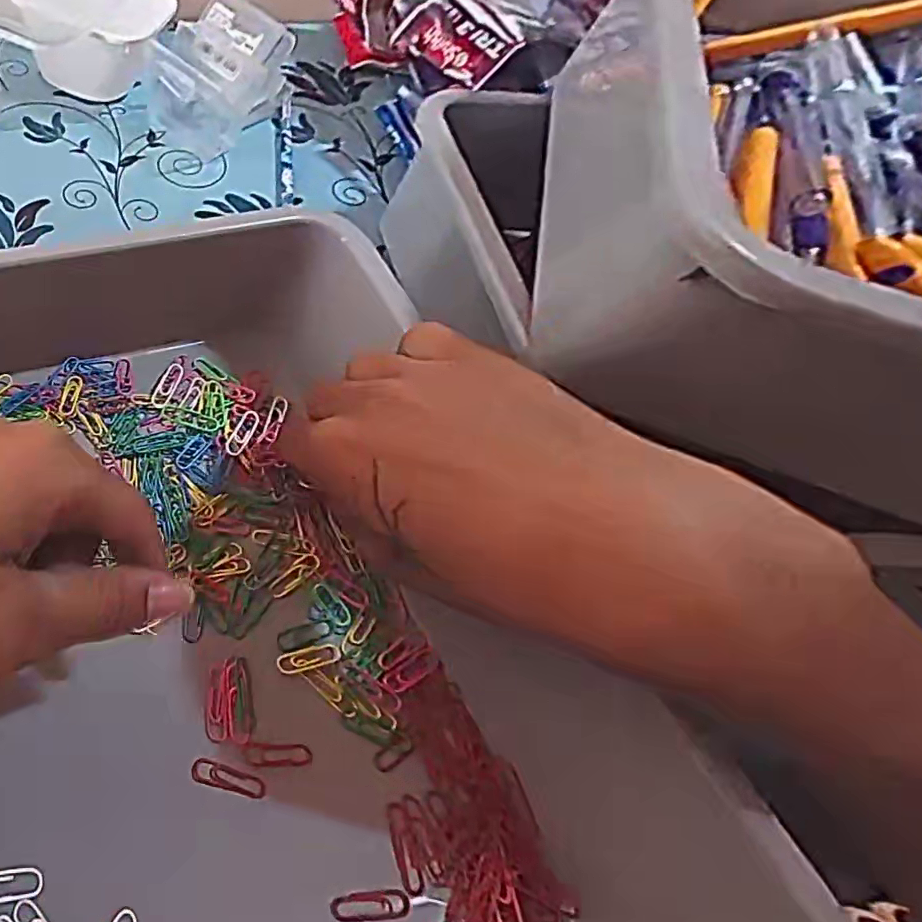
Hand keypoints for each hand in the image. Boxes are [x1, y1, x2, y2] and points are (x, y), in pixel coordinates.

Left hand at [0, 418, 192, 698]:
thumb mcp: (16, 621)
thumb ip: (107, 603)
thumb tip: (179, 591)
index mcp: (47, 463)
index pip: (130, 512)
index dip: (142, 571)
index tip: (133, 625)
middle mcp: (13, 438)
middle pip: (84, 508)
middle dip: (80, 571)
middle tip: (41, 634)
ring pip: (39, 509)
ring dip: (38, 566)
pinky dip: (0, 551)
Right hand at [276, 323, 894, 717]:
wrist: (636, 542)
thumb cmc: (515, 576)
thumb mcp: (409, 566)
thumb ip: (360, 519)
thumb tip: (348, 497)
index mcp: (341, 454)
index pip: (284, 439)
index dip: (298, 464)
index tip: (317, 483)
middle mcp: (371, 399)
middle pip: (321, 401)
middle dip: (334, 433)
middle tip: (373, 472)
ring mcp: (426, 370)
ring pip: (365, 370)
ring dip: (372, 399)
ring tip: (415, 435)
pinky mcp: (479, 356)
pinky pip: (418, 345)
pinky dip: (418, 369)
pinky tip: (449, 403)